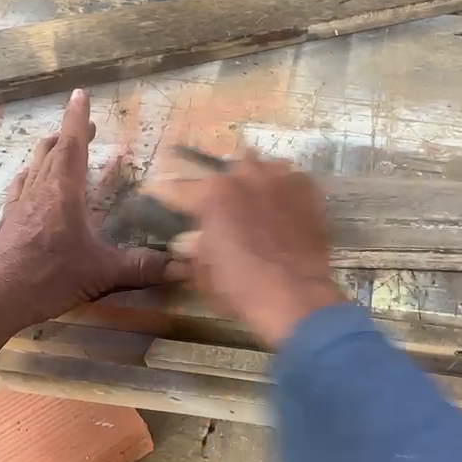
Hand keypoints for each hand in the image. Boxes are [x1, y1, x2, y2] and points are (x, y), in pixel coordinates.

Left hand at [0, 89, 178, 364]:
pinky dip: (32, 175)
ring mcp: (20, 204)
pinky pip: (22, 186)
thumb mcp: (103, 273)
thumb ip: (142, 267)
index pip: (73, 145)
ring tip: (60, 146)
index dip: (78, 119)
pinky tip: (32, 182)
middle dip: (70, 134)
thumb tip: (182, 267)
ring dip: (49, 151)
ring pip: (35, 165)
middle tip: (86, 127)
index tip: (81, 94)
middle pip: (53, 151)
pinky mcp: (9, 221)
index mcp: (64, 194)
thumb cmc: (50, 278)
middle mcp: (40, 191)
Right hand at [149, 152, 344, 348]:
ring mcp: (279, 180)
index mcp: (211, 194)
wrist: (296, 296)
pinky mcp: (308, 192)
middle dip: (218, 181)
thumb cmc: (241, 287)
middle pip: (224, 167)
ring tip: (252, 192)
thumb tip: (185, 242)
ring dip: (252, 176)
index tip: (153, 188)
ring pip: (260, 166)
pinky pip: (292, 179)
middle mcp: (244, 177)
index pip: (178, 188)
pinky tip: (283, 201)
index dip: (163, 191)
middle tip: (216, 197)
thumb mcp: (204, 273)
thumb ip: (193, 251)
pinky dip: (284, 187)